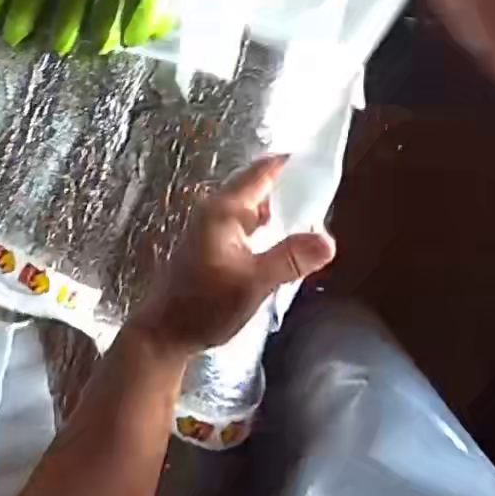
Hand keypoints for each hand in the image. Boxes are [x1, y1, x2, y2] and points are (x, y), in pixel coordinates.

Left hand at [130, 156, 336, 359]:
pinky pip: (248, 219)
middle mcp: (218, 208)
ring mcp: (215, 223)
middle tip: (324, 194)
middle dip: (291, 185)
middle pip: (259, 183)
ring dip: (280, 205)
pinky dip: (269, 221)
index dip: (291, 163)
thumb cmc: (205, 305)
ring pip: (254, 202)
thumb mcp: (253, 283)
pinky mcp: (215, 240)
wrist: (165, 332)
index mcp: (225, 208)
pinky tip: (286, 237)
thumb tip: (329, 240)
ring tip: (313, 214)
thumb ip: (290, 259)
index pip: (263, 171)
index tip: (321, 163)